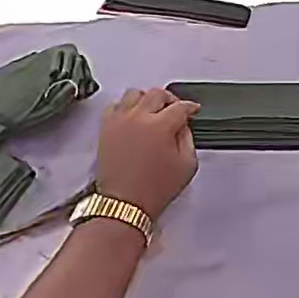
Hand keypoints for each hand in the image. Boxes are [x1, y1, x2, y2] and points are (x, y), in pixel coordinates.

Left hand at [95, 88, 198, 218]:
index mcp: (160, 126)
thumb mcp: (187, 165)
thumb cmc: (153, 189)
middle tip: (175, 107)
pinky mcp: (105, 129)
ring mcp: (119, 121)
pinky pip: (115, 106)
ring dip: (147, 99)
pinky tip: (133, 116)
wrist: (125, 204)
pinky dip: (126, 107)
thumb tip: (183, 125)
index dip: (190, 107)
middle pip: (156, 93)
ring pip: (134, 94)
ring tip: (153, 109)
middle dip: (170, 99)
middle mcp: (138, 118)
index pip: (180, 106)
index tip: (192, 110)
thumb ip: (188, 138)